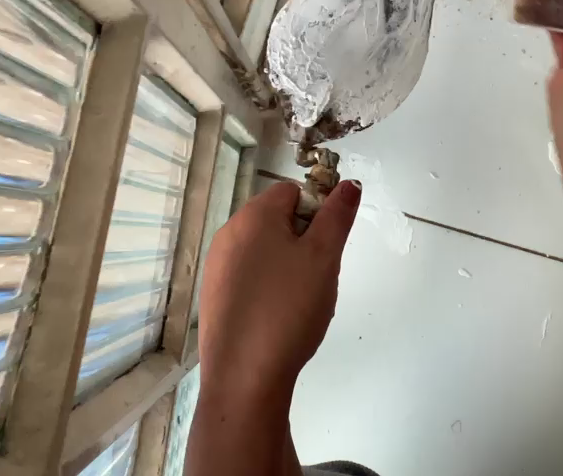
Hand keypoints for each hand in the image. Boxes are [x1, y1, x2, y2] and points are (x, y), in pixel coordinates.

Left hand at [197, 179, 360, 405]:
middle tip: (316, 278)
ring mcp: (217, 266)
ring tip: (299, 302)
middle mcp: (229, 233)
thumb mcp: (324, 257)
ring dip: (287, 267)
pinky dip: (267, 289)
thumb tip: (349, 183)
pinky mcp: (213, 296)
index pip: (293, 191)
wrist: (243, 379)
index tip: (326, 248)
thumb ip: (338, 215)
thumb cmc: (288, 309)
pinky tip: (276, 319)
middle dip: (303, 242)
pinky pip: (249, 278)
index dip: (317, 213)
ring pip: (265, 251)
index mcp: (253, 215)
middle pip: (277, 220)